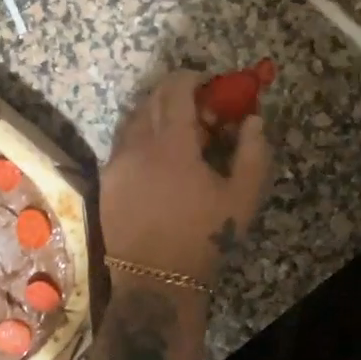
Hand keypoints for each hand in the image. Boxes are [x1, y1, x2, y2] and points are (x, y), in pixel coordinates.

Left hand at [102, 71, 272, 284]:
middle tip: (199, 108)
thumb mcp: (242, 197)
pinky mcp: (107, 181)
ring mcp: (117, 162)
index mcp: (171, 144)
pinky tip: (159, 158)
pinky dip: (141, 135)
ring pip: (134, 119)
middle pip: (152, 99)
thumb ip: (253, 151)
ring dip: (156, 113)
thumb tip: (253, 120)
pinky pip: (123, 142)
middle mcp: (137, 145)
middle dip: (176, 92)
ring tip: (180, 132)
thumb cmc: (204, 237)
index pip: (176, 90)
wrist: (156, 281)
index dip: (193, 78)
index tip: (208, 82)